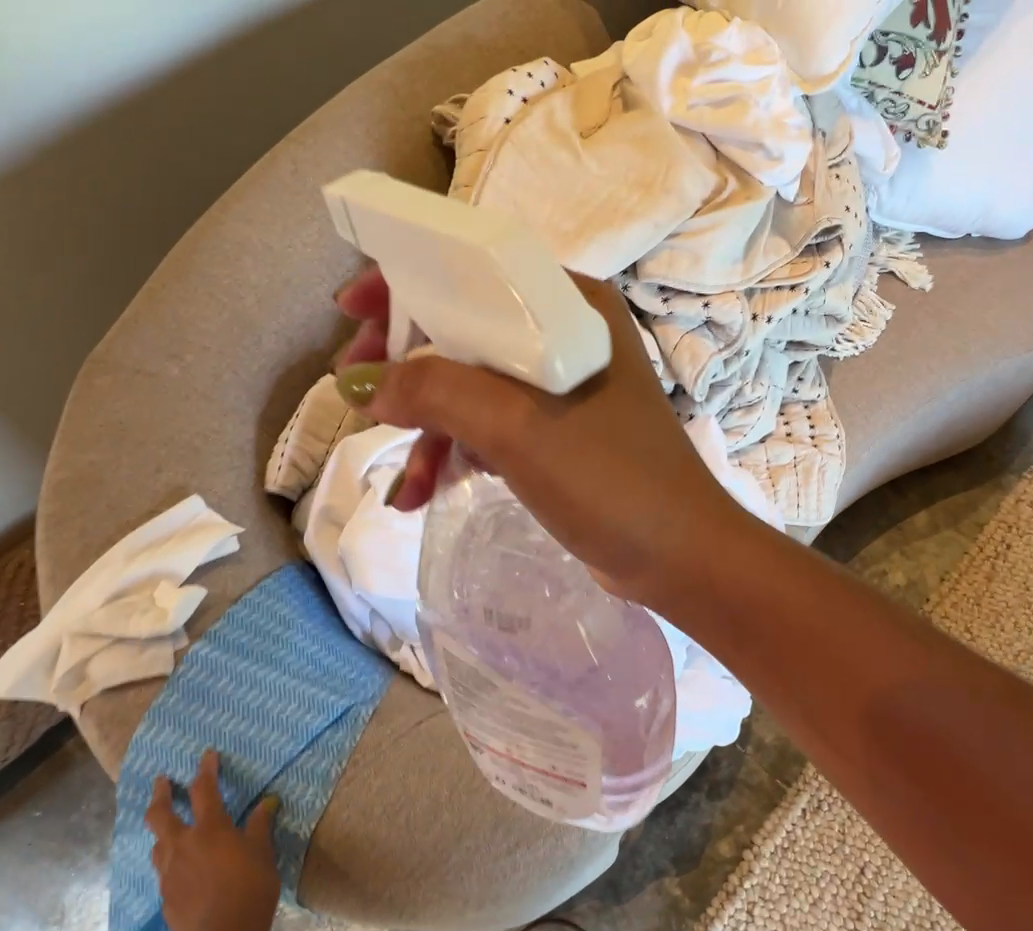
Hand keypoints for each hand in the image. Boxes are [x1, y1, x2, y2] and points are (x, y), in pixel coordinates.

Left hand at [146, 749, 282, 930]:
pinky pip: (165, 875)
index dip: (206, 771)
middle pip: (160, 815)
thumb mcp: (263, 852)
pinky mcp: (166, 899)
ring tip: (168, 830)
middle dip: (160, 795)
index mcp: (210, 829)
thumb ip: (260, 827)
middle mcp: (182, 846)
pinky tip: (183, 874)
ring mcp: (169, 874)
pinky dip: (172, 866)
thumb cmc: (251, 886)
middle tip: (161, 782)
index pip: (205, 790)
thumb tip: (267, 803)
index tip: (207, 755)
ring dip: (162, 833)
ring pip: (157, 846)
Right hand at [329, 267, 759, 608]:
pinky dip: (458, 454)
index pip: (473, 271)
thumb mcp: (517, 428)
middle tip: (360, 402)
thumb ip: (436, 392)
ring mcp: (563, 389)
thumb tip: (364, 386)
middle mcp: (566, 336)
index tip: (351, 314)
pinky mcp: (560, 436)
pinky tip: (427, 493)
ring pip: (473, 388)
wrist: (680, 557)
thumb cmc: (610, 480)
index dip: (405, 283)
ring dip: (428, 433)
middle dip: (407, 374)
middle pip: (464, 333)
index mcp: (568, 306)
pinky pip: (492, 428)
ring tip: (401, 488)